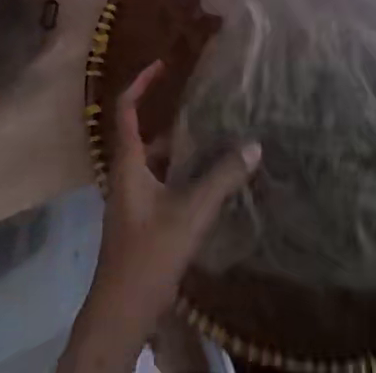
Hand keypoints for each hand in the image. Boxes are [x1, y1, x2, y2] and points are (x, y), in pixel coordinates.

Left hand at [58, 61, 260, 372]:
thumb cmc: (148, 254)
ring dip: (181, 146)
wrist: (122, 311)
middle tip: (204, 102)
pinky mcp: (143, 217)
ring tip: (216, 134)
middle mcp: (127, 173)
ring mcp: (133, 197)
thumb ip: (222, 178)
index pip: (126, 109)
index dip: (141, 82)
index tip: (162, 64)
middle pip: (144, 132)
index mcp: (128, 163)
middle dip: (171, 115)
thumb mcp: (190, 213)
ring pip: (156, 159)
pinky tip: (211, 178)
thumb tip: (254, 145)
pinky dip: (183, 172)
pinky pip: (163, 180)